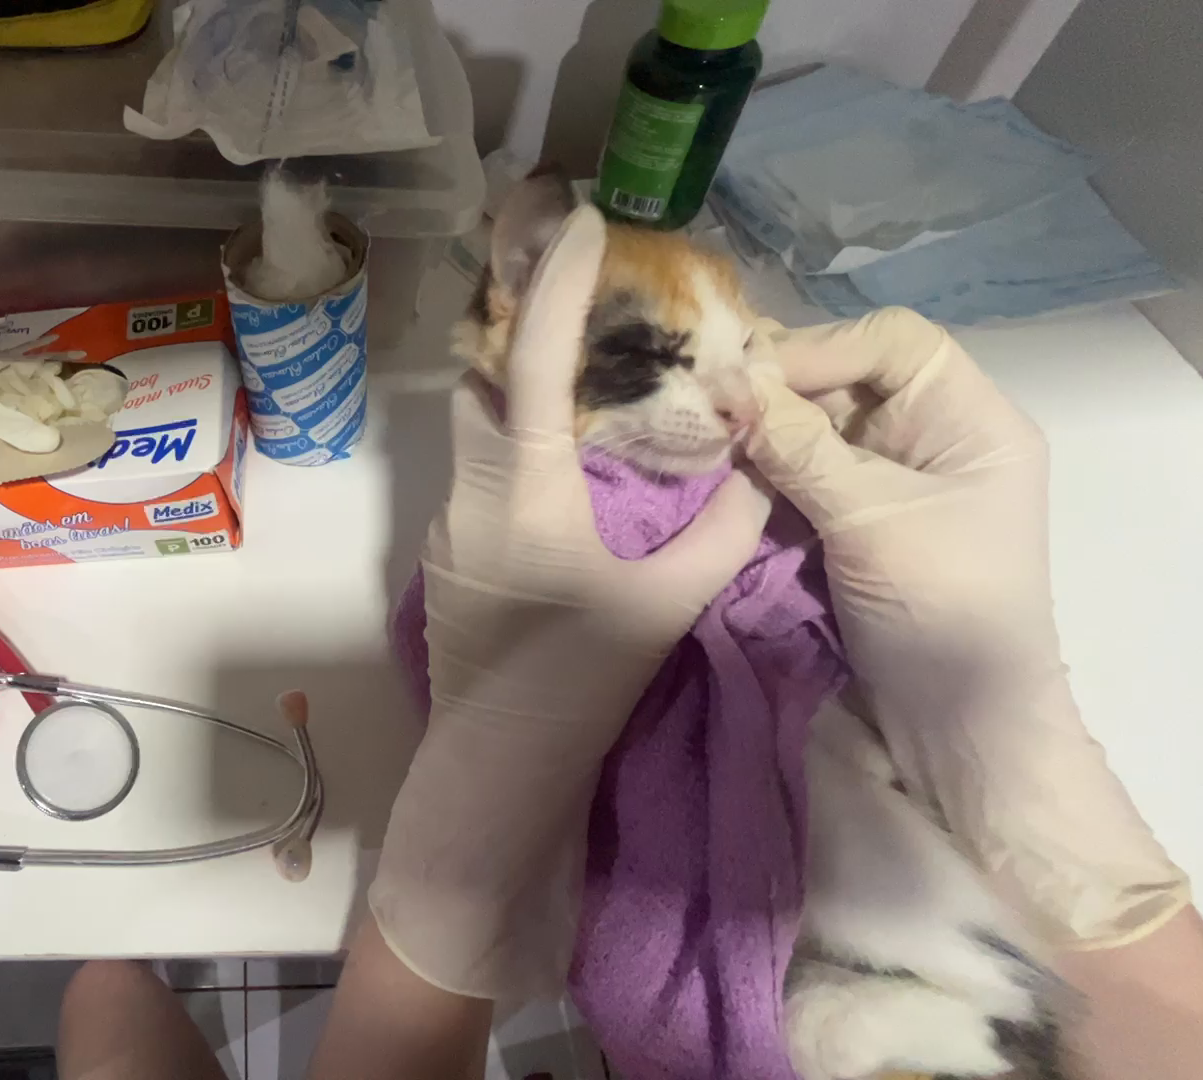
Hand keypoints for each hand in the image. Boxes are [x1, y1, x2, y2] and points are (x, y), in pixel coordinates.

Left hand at [371, 207, 769, 999]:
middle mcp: (471, 493)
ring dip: (513, 386)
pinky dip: (511, 443)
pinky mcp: (448, 551)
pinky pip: (477, 473)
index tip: (575, 222)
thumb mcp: (664, 605)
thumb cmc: (577, 684)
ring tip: (571, 359)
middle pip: (479, 383)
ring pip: (472, 429)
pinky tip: (556, 455)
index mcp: (525, 493)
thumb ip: (719, 529)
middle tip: (564, 287)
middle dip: (514, 325)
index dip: (556, 288)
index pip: (536, 366)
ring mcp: (448, 523)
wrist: (495, 760)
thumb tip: (754, 468)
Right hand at [743, 307, 1188, 946]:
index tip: (744, 382)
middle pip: (836, 379)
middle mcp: (915, 437)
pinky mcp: (826, 517)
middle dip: (770, 388)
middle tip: (702, 404)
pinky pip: (781, 471)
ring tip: (696, 436)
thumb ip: (802, 450)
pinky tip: (709, 471)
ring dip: (750, 431)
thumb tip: (732, 385)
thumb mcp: (875, 521)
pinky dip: (746, 469)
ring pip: (799, 426)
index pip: (891, 345)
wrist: (939, 718)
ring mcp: (867, 479)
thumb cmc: (939, 612)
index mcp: (963, 422)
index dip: (817, 350)